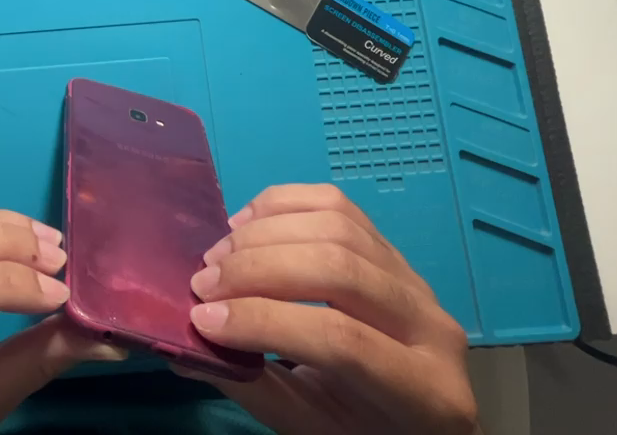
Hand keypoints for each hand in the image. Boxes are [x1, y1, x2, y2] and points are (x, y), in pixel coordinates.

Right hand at [183, 184, 478, 434]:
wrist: (415, 413)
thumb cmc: (360, 428)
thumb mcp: (311, 428)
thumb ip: (253, 387)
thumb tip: (184, 343)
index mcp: (426, 393)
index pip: (341, 339)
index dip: (265, 320)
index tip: (202, 318)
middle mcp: (432, 326)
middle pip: (337, 269)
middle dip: (256, 269)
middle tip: (203, 284)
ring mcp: (414, 278)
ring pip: (335, 226)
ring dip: (262, 233)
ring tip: (218, 256)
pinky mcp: (389, 246)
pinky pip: (335, 204)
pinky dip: (280, 203)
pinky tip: (243, 223)